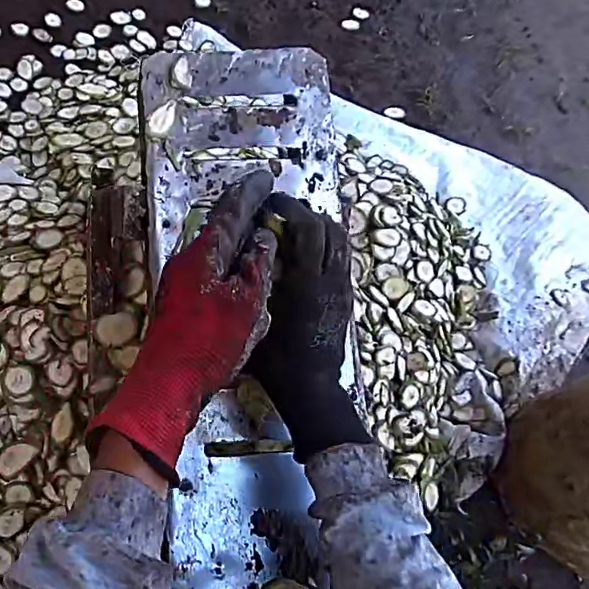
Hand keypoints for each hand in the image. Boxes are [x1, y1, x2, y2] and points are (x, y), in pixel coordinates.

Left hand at [89, 169, 277, 476]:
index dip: (251, 192)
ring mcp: (178, 281)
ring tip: (257, 235)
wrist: (167, 382)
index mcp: (202, 254)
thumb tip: (261, 240)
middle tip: (264, 202)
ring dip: (234, 240)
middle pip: (217, 227)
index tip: (266, 177)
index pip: (229, 211)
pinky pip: (207, 270)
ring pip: (211, 249)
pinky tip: (238, 275)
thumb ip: (256, 269)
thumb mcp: (245, 306)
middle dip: (242, 214)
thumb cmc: (207, 344)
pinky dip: (226, 264)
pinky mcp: (177, 300)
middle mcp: (185, 261)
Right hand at [246, 193, 371, 459]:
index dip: (290, 208)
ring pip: (340, 241)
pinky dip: (325, 244)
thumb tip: (243, 254)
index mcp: (307, 284)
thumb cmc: (275, 359)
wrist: (310, 387)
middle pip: (329, 228)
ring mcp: (342, 288)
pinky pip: (341, 257)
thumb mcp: (255, 320)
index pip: (308, 230)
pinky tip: (305, 251)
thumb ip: (252, 285)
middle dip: (304, 212)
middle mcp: (331, 281)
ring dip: (318, 226)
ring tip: (293, 226)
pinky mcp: (345, 297)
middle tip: (278, 210)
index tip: (269, 201)